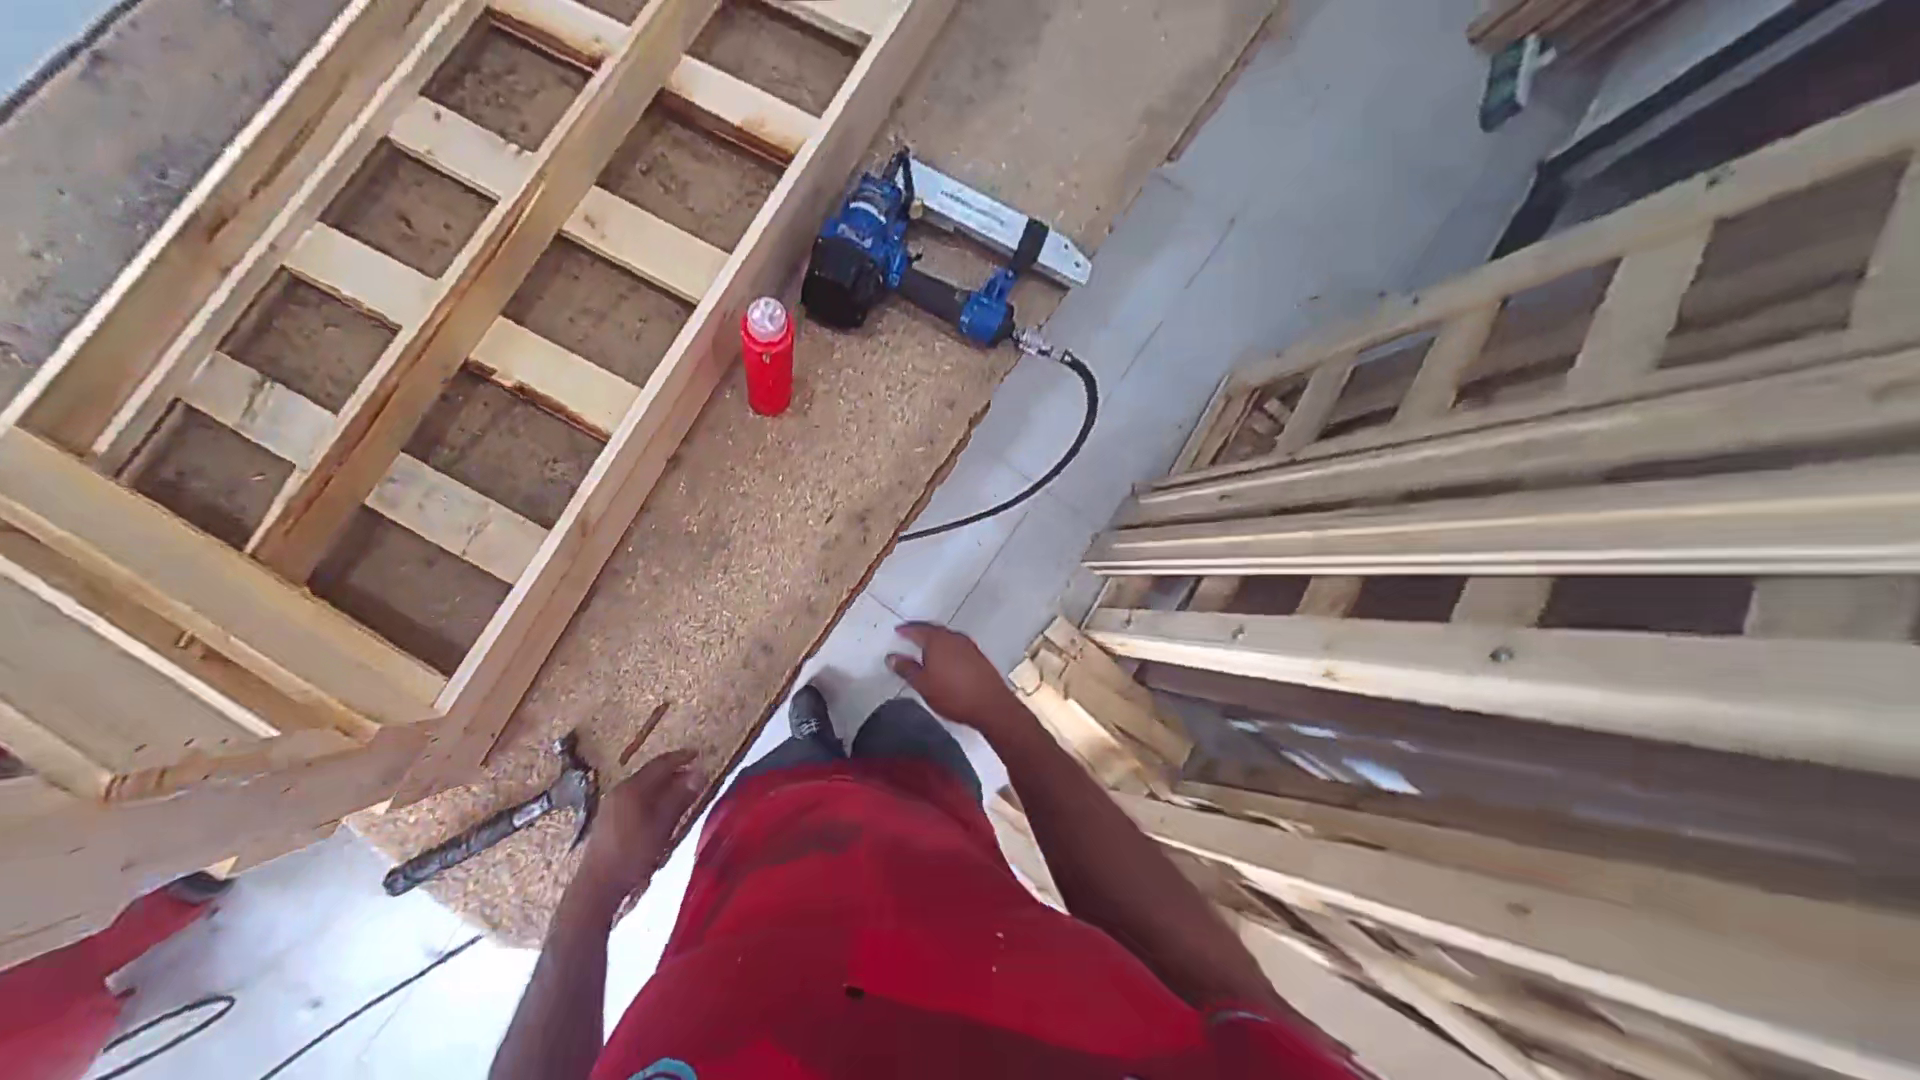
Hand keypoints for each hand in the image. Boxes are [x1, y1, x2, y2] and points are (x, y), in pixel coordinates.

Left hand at [573, 749, 702, 903]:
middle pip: (650, 773)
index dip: (681, 757)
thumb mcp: (662, 825)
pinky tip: (661, 808)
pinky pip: (635, 796)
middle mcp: (619, 790)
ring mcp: (611, 804)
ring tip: (682, 789)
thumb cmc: (633, 855)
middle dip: (674, 771)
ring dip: (663, 784)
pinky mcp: (608, 817)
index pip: (660, 764)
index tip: (699, 753)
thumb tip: (700, 772)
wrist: (597, 886)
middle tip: (695, 772)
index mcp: (632, 788)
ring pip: (642, 785)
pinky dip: (652, 795)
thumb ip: (680, 797)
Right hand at [887, 623, 1027, 735]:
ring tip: (925, 648)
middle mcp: (954, 637)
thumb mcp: (923, 684)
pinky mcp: (978, 656)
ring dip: (935, 640)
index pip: (918, 629)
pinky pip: (957, 645)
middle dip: (921, 631)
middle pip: (934, 630)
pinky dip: (947, 647)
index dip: (906, 630)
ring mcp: (969, 646)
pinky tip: (944, 659)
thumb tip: (891, 657)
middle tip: (910, 635)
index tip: (898, 630)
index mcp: (937, 640)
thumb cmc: (952, 695)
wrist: (990, 705)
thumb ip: (906, 668)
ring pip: (947, 637)